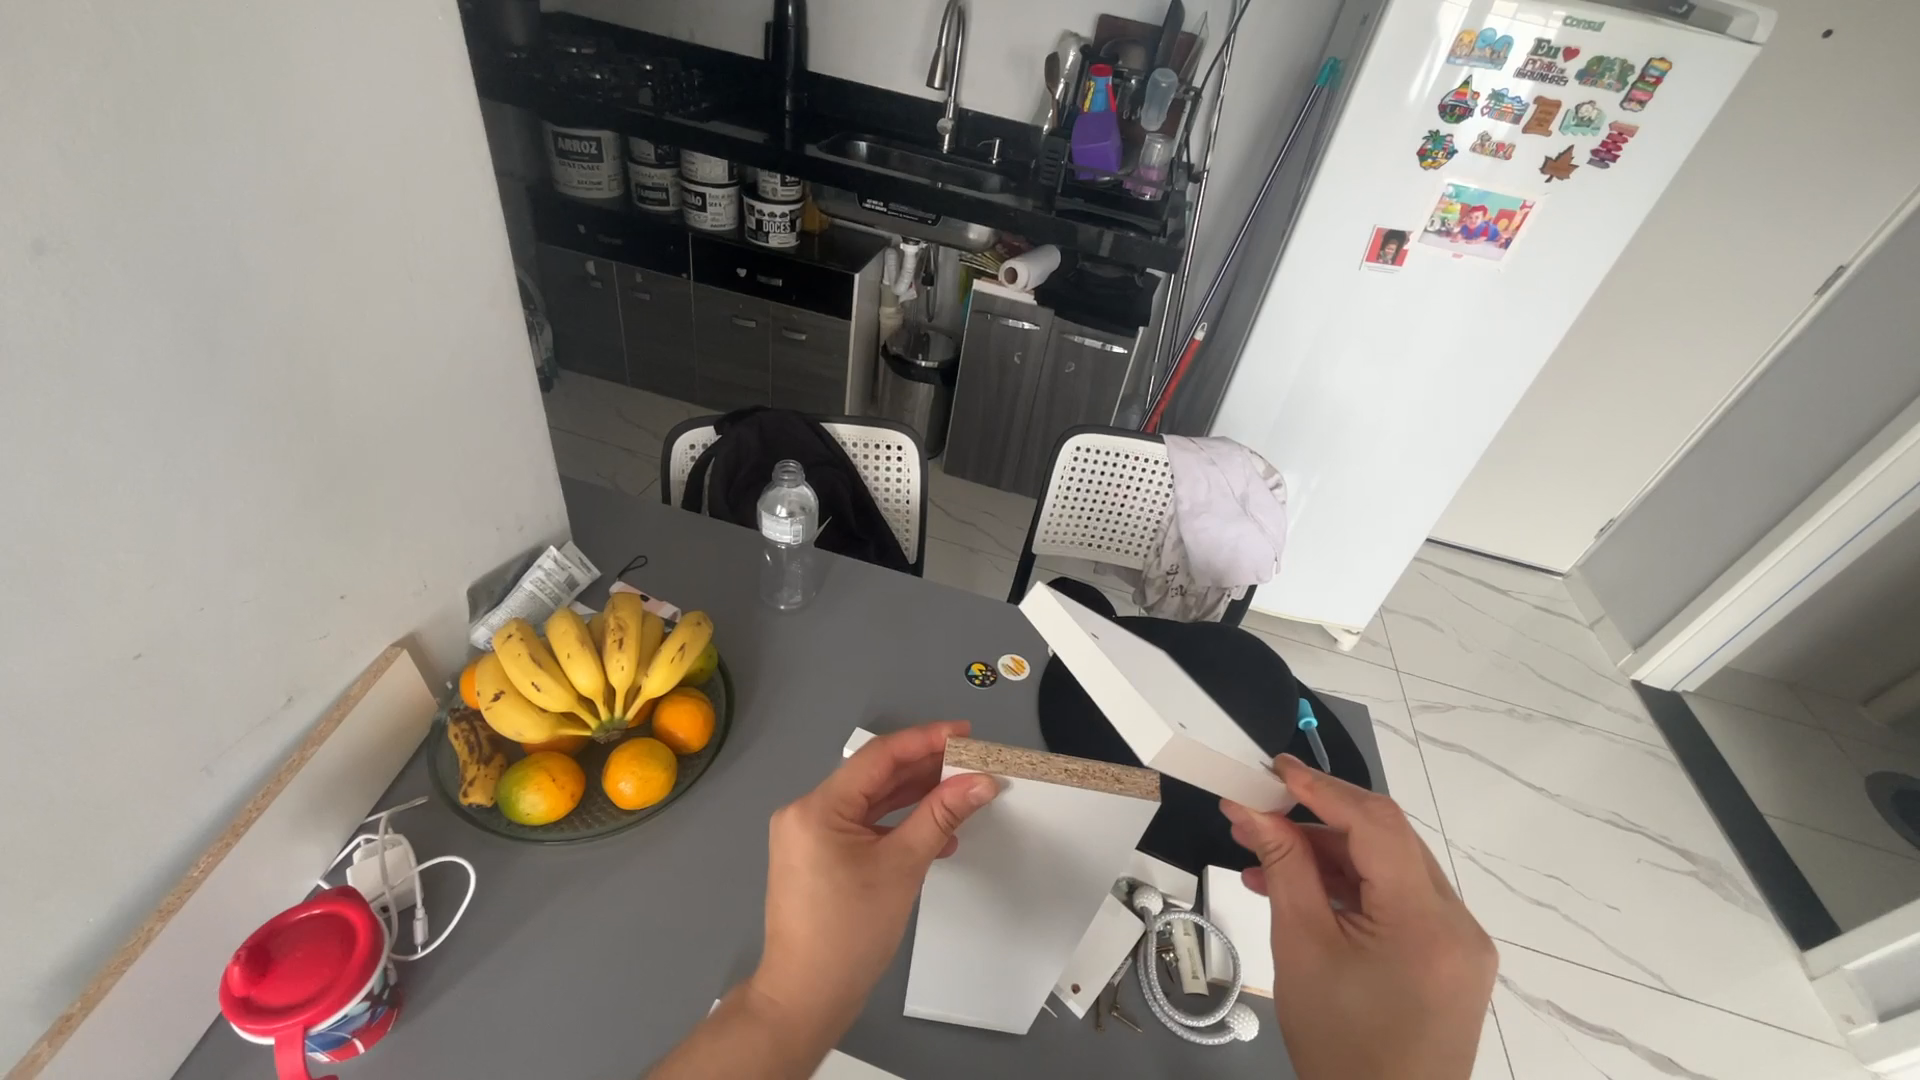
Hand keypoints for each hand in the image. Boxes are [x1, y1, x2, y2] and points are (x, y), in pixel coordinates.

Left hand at [749, 721, 998, 1037]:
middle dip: (924, 769)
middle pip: (874, 776)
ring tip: (960, 795)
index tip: (964, 732)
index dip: (925, 739)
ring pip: (871, 802)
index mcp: (818, 806)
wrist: (805, 1000)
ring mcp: (810, 835)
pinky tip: (934, 834)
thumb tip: (981, 781)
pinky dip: (897, 826)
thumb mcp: (902, 867)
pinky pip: (863, 826)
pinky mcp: (818, 856)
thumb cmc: (850, 933)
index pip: (879, 756)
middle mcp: (807, 811)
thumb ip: (941, 815)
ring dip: (914, 798)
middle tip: (970, 763)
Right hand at [1222, 755, 1494, 1079]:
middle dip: (1315, 817)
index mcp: (1428, 922)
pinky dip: (1343, 885)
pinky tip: (1292, 888)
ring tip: (1258, 850)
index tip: (1271, 769)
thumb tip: (1252, 809)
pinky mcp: (1446, 955)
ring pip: (1384, 866)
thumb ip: (1282, 865)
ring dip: (1323, 852)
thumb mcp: (1299, 946)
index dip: (1322, 788)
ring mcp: (1457, 940)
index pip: (1377, 825)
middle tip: (1255, 808)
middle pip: (1383, 840)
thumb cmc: (1338, 1042)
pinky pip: (1391, 898)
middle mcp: (1457, 922)